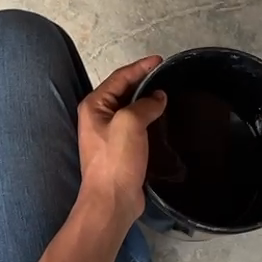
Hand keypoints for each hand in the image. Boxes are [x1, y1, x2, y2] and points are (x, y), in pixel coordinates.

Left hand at [76, 57, 166, 227]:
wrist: (111, 201)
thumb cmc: (116, 160)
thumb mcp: (130, 123)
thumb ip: (144, 104)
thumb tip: (158, 97)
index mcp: (94, 105)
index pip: (119, 77)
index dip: (140, 67)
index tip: (160, 60)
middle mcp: (97, 116)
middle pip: (122, 90)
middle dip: (142, 80)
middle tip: (165, 73)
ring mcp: (107, 133)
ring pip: (129, 108)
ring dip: (146, 99)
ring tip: (167, 92)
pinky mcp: (119, 148)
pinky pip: (134, 125)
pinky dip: (147, 117)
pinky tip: (161, 117)